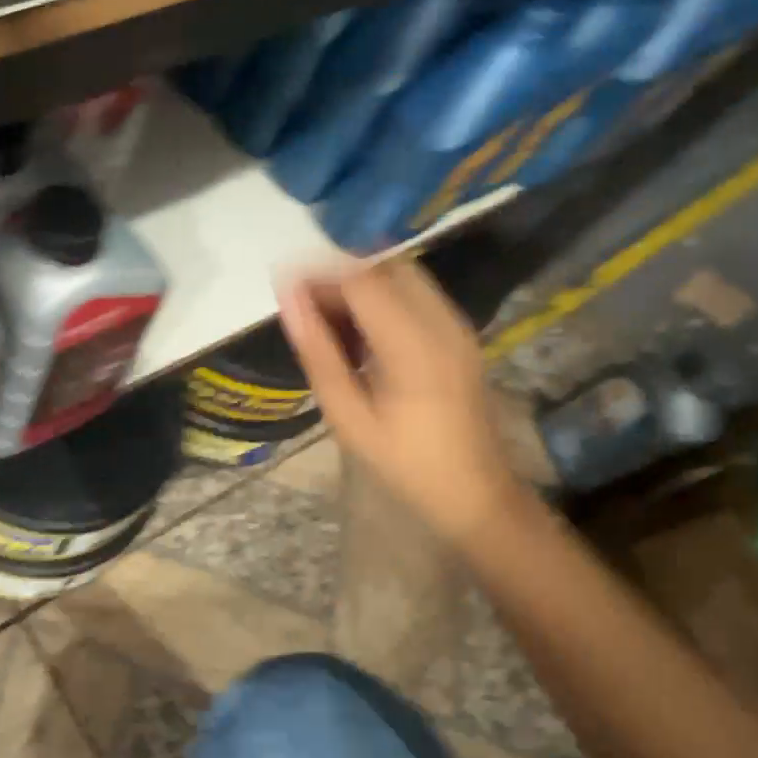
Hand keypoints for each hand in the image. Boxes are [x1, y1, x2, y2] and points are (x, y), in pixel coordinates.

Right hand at [276, 259, 520, 543]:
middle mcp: (442, 323)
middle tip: (305, 302)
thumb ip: (318, 351)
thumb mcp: (347, 413)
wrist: (475, 492)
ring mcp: (456, 326)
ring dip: (359, 283)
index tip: (283, 282)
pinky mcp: (458, 334)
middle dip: (339, 272)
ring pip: (401, 275)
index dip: (318, 272)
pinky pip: (414, 293)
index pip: (361, 279)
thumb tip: (289, 301)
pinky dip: (380, 297)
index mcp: (413, 345)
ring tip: (326, 319)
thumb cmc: (402, 460)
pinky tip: (357, 332)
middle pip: (386, 265)